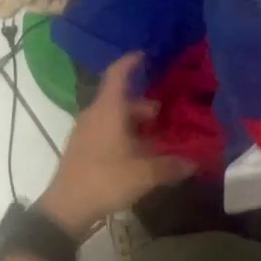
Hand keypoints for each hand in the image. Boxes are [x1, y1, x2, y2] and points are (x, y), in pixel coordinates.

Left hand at [36, 52, 195, 238]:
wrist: (67, 206)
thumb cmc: (105, 179)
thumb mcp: (143, 174)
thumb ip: (170, 166)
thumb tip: (193, 162)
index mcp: (107, 110)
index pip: (117, 74)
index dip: (130, 61)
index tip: (145, 54)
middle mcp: (94, 114)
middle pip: (120, 99)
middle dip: (142, 104)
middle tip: (164, 113)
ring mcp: (85, 130)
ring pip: (113, 117)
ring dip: (134, 123)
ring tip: (156, 137)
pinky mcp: (83, 147)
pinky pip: (106, 130)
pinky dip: (124, 134)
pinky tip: (138, 154)